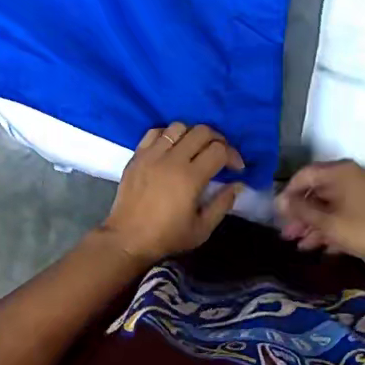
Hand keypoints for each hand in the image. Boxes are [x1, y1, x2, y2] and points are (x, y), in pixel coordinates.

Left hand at [97, 123, 244, 263]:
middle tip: (220, 154)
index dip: (233, 155)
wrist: (128, 238)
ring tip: (195, 149)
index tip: (236, 168)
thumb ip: (222, 204)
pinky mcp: (137, 155)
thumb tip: (237, 184)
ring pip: (178, 127)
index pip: (219, 150)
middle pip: (202, 131)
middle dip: (218, 139)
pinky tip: (172, 148)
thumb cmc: (167, 236)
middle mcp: (172, 159)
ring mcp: (152, 154)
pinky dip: (168, 134)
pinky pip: (155, 132)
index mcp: (190, 177)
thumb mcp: (202, 229)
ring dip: (192, 134)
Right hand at [275, 160, 364, 264]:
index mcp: (337, 171)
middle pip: (316, 192)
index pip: (303, 175)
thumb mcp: (328, 222)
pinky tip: (323, 249)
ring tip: (301, 246)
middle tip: (287, 234)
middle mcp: (349, 176)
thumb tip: (280, 202)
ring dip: (314, 225)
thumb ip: (302, 211)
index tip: (277, 215)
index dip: (287, 194)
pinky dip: (332, 229)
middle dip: (300, 214)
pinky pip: (344, 215)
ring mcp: (361, 192)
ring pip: (330, 206)